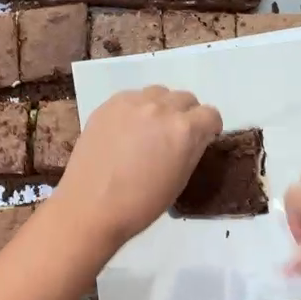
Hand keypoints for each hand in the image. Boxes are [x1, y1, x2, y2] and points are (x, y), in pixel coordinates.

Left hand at [50, 87, 222, 250]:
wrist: (90, 207)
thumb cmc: (141, 204)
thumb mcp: (180, 180)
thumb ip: (192, 150)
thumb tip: (196, 137)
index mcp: (185, 130)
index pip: (210, 114)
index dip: (208, 128)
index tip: (202, 138)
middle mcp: (162, 108)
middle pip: (185, 98)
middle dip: (186, 115)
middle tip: (173, 136)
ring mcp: (133, 103)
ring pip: (159, 93)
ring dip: (161, 107)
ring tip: (149, 130)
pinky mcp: (109, 104)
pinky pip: (132, 97)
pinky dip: (136, 108)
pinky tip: (126, 130)